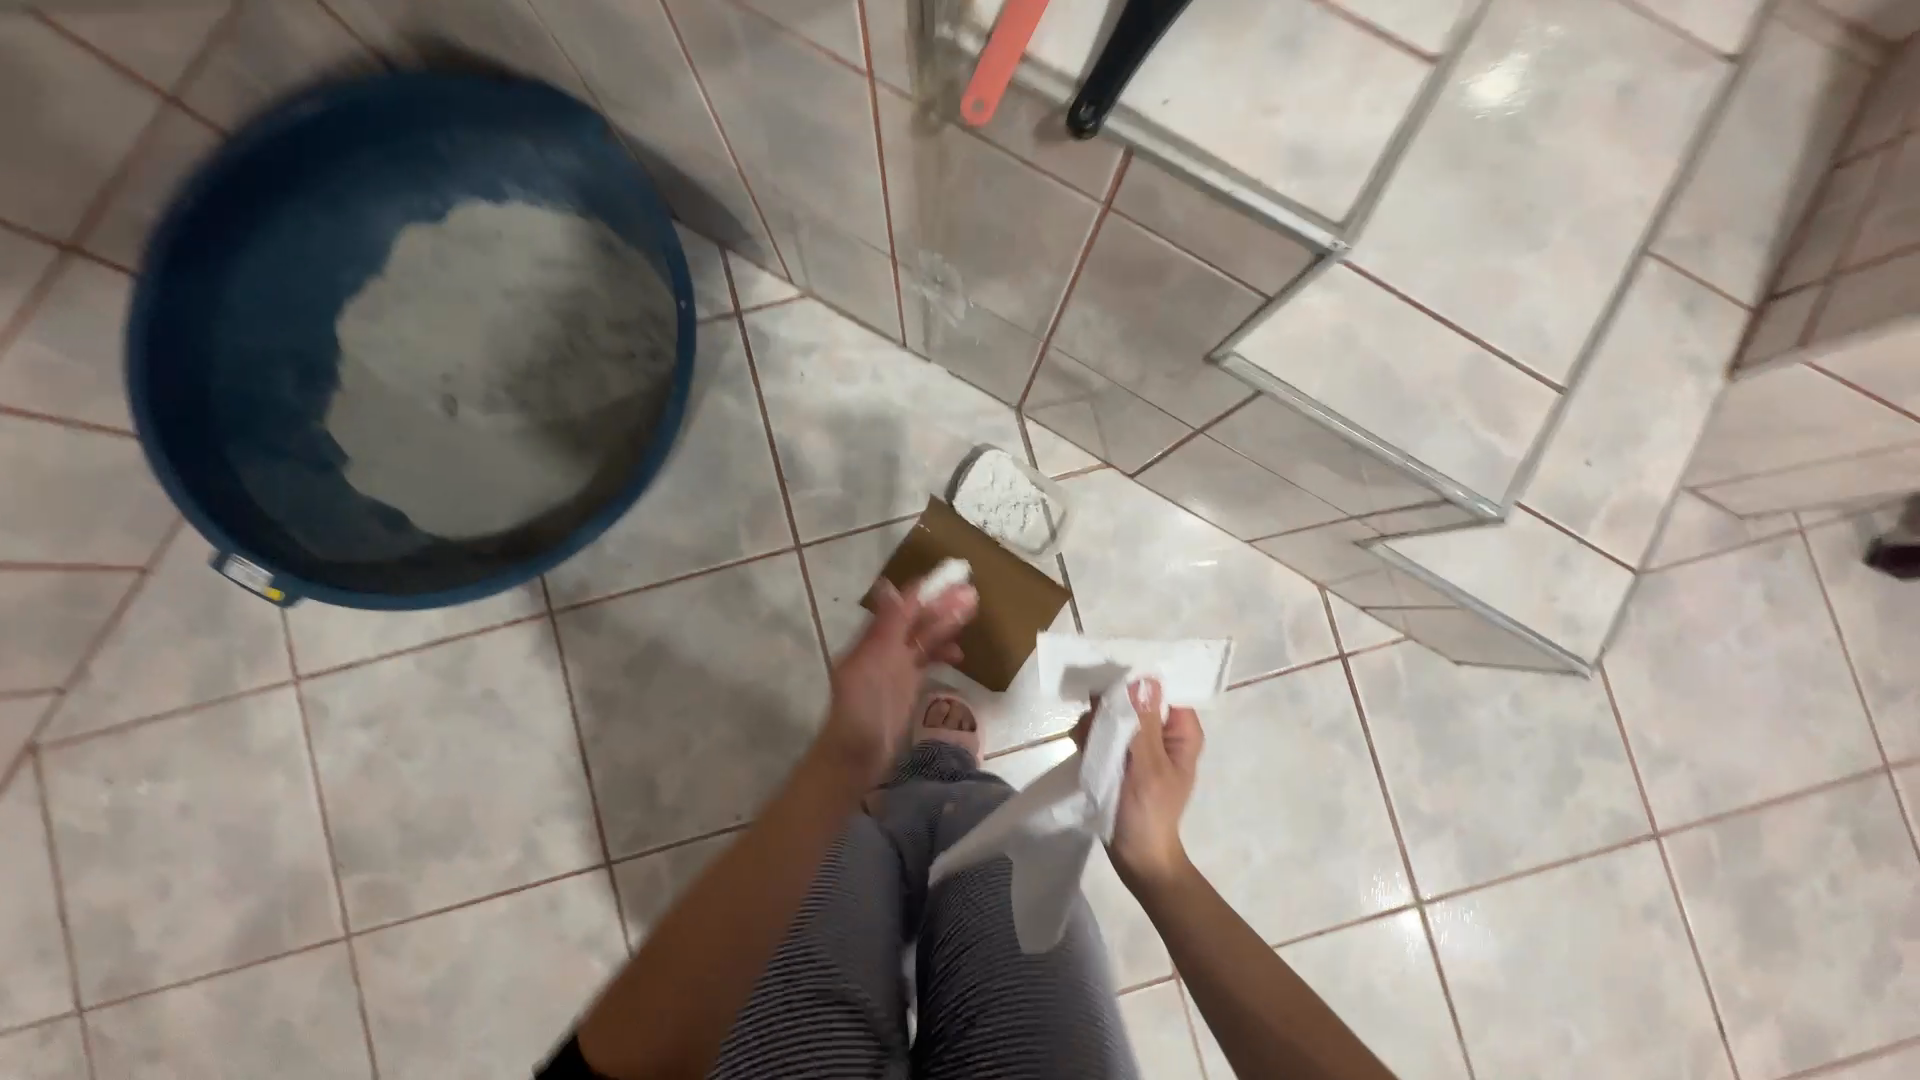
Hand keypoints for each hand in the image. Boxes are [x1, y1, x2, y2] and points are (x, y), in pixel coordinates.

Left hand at [814, 577, 976, 786]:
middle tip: (973, 592)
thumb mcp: (873, 664)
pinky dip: (941, 654)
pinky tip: (958, 654)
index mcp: (872, 641)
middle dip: (942, 606)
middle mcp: (883, 650)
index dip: (926, 591)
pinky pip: (925, 662)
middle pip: (915, 621)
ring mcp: (894, 670)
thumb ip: (886, 626)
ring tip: (972, 613)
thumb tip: (890, 584)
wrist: (855, 757)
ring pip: (922, 640)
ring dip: (945, 626)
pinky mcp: (905, 688)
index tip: (951, 576)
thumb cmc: (862, 710)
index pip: (902, 607)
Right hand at [1078, 678, 1203, 889]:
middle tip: (1095, 731)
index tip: (1108, 689)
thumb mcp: (1149, 768)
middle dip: (1108, 710)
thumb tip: (1143, 680)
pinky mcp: (1116, 754)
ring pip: (1109, 713)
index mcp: (1181, 730)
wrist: (1135, 856)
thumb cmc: (1150, 813)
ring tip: (1088, 749)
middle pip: (1129, 698)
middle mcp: (1160, 730)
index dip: (1135, 683)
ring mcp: (1136, 742)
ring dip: (1094, 726)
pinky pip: (1098, 731)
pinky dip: (1087, 739)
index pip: (1160, 689)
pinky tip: (1082, 755)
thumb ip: (1143, 724)